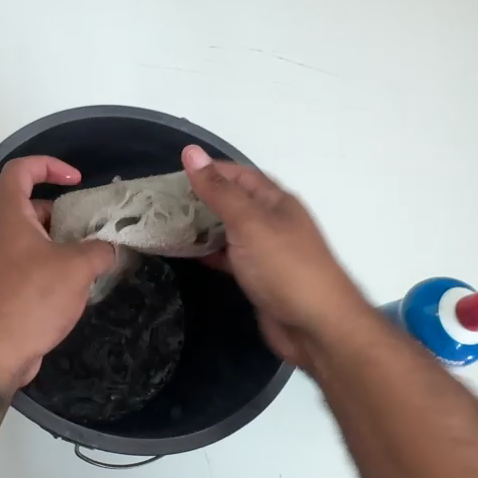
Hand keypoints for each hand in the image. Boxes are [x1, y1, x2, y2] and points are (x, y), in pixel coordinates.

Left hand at [0, 156, 119, 389]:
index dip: (47, 165)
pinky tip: (73, 289)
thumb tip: (108, 249)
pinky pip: (28, 267)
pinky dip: (51, 268)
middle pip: (29, 208)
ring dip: (60, 244)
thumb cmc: (31, 299)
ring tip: (89, 260)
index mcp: (10, 219)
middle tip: (90, 229)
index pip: (19, 172)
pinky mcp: (2, 290)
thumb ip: (99, 251)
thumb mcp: (76, 269)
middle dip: (62, 214)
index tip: (75, 180)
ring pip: (31, 241)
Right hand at [182, 145, 370, 370]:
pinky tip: (186, 253)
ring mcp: (266, 250)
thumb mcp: (249, 222)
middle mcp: (272, 221)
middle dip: (201, 198)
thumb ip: (218, 190)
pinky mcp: (259, 277)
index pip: (238, 174)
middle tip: (161, 202)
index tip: (173, 174)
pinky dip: (209, 253)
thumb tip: (191, 151)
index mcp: (275, 201)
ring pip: (229, 230)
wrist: (316, 326)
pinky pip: (229, 256)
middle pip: (233, 201)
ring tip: (166, 225)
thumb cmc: (284, 267)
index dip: (209, 170)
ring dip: (202, 227)